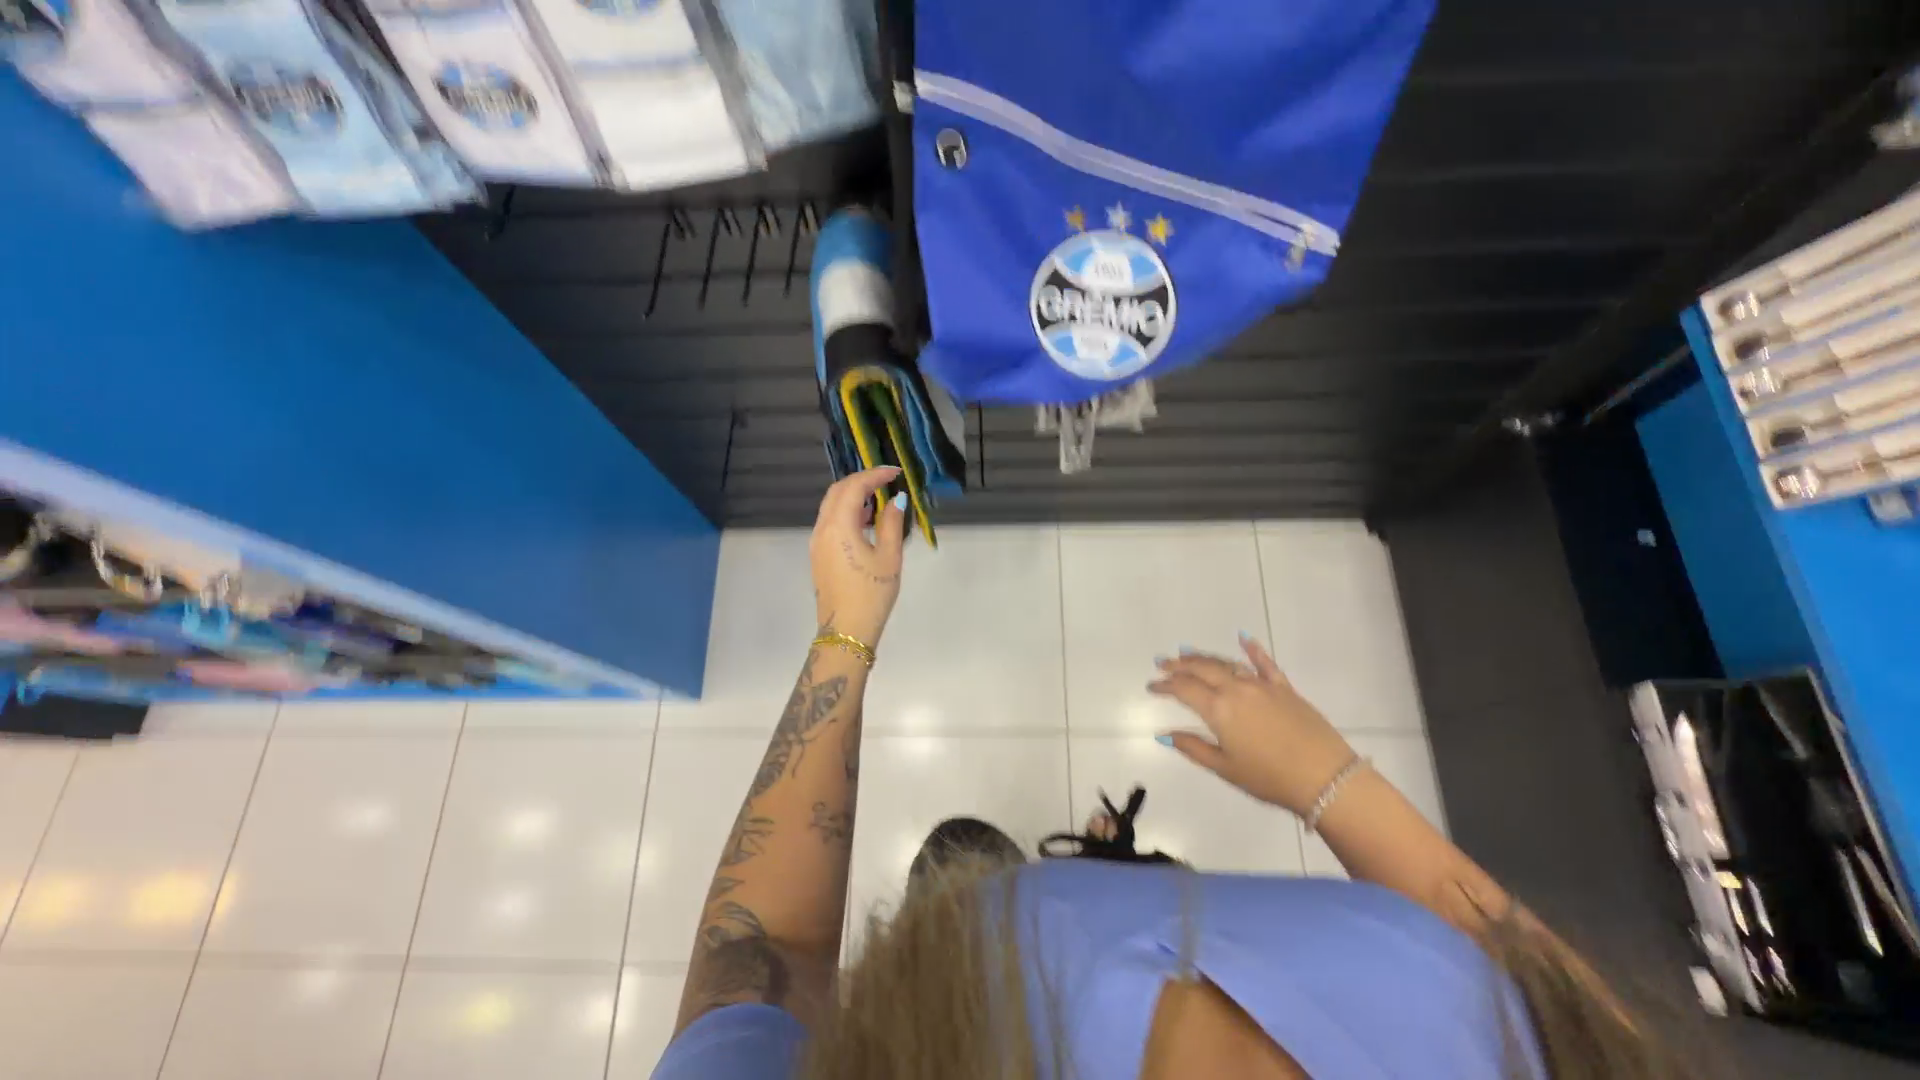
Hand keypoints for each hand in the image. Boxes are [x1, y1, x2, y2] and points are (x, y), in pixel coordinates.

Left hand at [810, 467, 907, 645]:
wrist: (846, 631)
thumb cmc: (871, 594)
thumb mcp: (889, 558)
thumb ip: (891, 523)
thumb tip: (897, 500)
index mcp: (838, 526)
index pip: (854, 487)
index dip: (875, 475)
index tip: (896, 473)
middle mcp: (822, 529)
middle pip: (837, 492)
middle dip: (861, 481)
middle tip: (886, 481)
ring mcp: (816, 542)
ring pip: (831, 506)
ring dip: (853, 496)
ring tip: (879, 500)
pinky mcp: (818, 554)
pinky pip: (830, 521)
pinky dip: (847, 512)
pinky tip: (866, 522)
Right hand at [1149, 637, 1357, 816]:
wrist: (1325, 778)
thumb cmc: (1270, 778)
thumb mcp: (1225, 768)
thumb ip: (1193, 747)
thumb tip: (1164, 734)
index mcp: (1219, 709)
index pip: (1184, 689)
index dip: (1165, 686)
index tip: (1151, 686)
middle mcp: (1237, 689)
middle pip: (1202, 669)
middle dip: (1180, 665)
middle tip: (1163, 662)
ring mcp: (1262, 686)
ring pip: (1227, 663)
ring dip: (1205, 657)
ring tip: (1187, 653)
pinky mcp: (1285, 689)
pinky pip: (1265, 664)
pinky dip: (1252, 649)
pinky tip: (1243, 638)